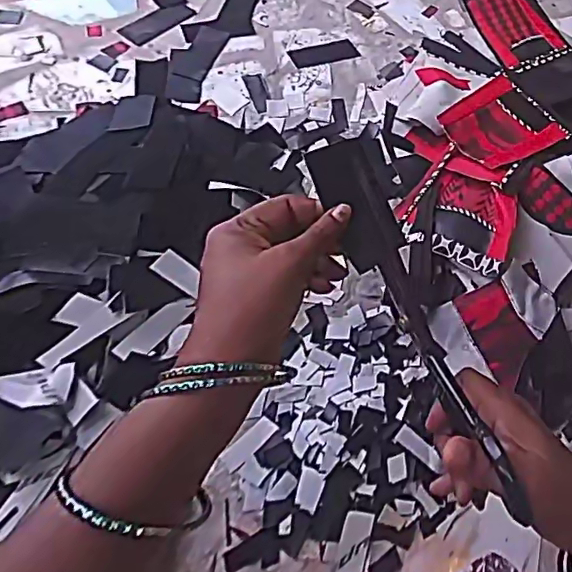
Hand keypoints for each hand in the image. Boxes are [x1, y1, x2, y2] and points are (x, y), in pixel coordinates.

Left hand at [180, 196, 349, 363]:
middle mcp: (237, 249)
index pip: (285, 205)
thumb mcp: (292, 263)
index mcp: (235, 230)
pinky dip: (307, 277)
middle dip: (319, 241)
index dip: (315, 213)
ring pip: (292, 254)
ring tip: (333, 271)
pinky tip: (321, 285)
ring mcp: (247, 273)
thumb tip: (340, 212)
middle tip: (338, 250)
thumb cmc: (243, 316)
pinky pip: (288, 275)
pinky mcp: (258, 295)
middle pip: (290, 230)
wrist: (232, 366)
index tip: (340, 221)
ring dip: (317, 261)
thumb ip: (321, 234)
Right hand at [428, 369, 571, 560]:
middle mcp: (507, 418)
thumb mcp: (514, 479)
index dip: (444, 403)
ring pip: (466, 436)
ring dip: (458, 464)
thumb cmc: (564, 494)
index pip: (466, 383)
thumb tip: (450, 446)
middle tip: (454, 472)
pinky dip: (467, 472)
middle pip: (460, 412)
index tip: (436, 432)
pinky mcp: (508, 456)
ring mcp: (507, 437)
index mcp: (508, 412)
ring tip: (463, 490)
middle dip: (450, 443)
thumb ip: (478, 462)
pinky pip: (477, 454)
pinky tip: (465, 491)